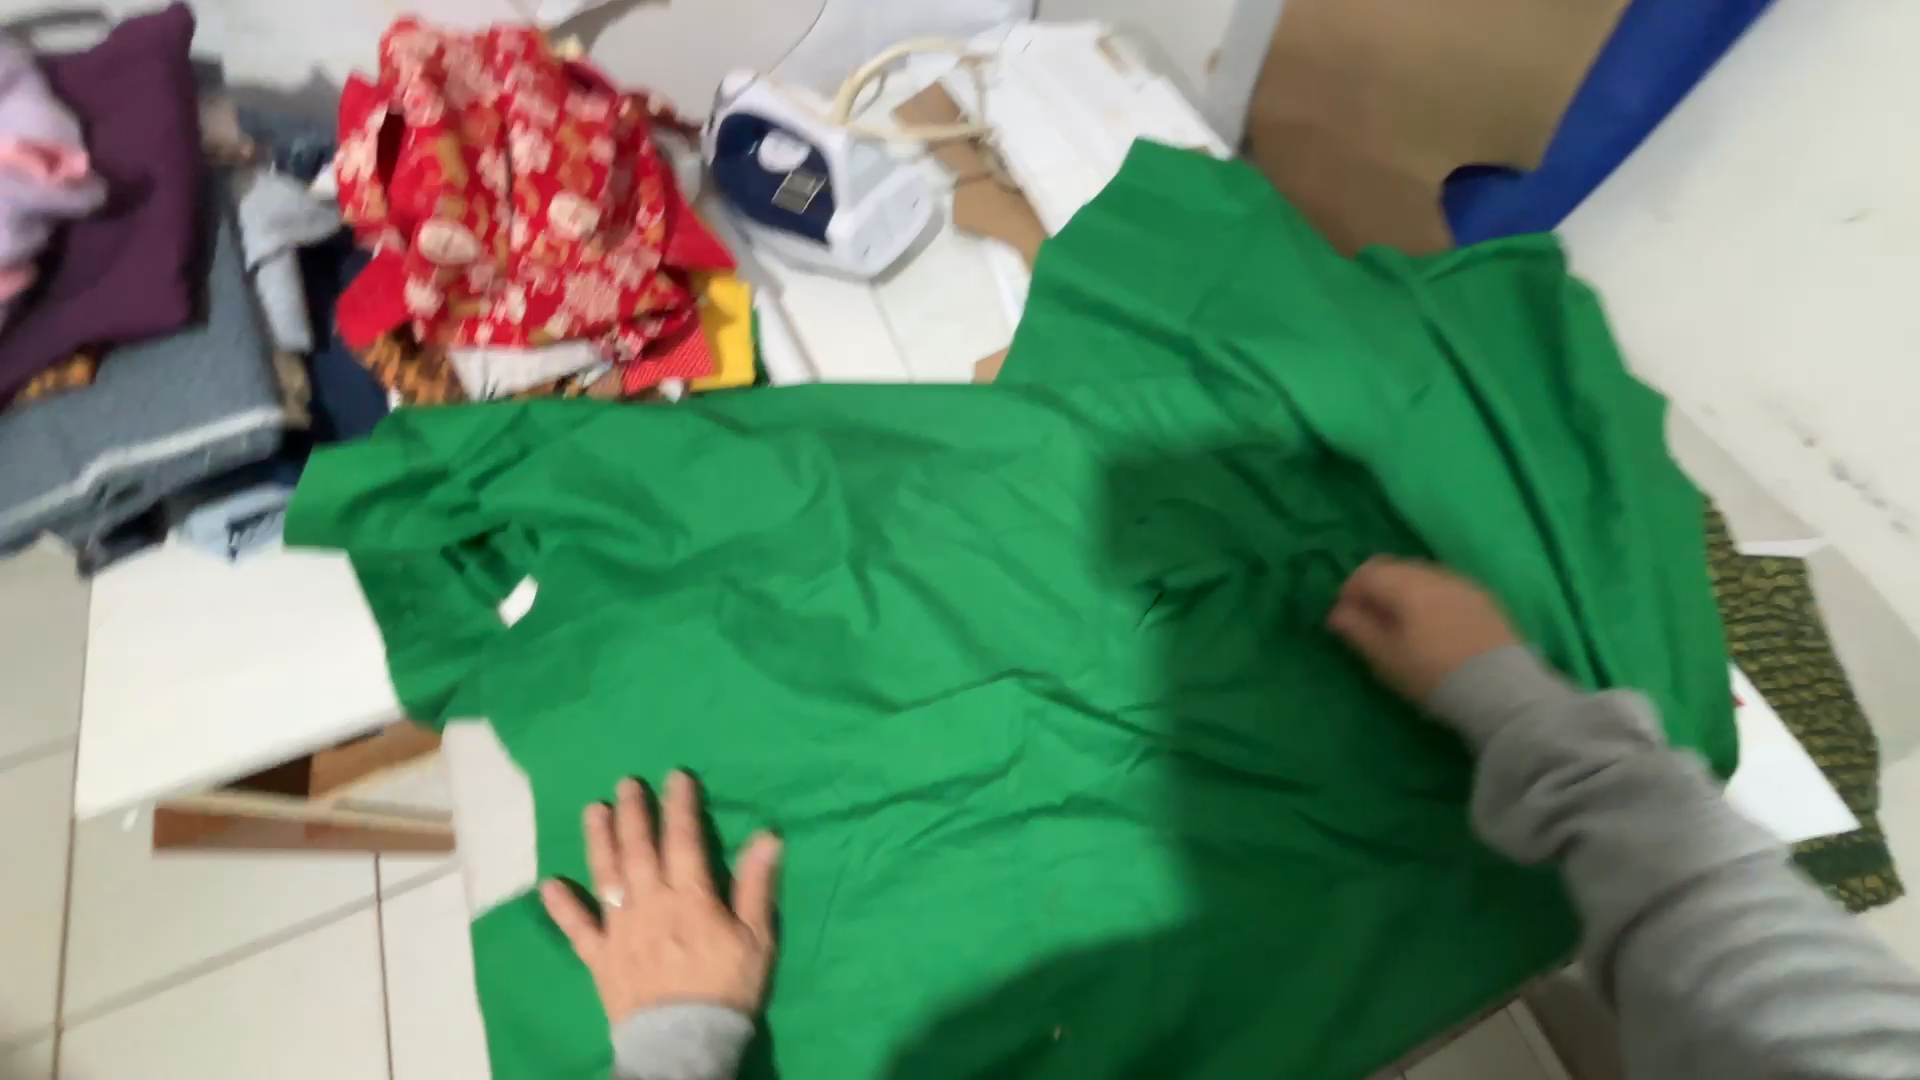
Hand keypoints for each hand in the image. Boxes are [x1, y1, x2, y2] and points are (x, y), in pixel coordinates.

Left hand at [541, 771, 781, 1025]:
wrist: (684, 1048)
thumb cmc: (727, 987)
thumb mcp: (756, 936)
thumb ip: (757, 885)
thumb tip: (767, 835)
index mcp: (690, 898)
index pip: (684, 840)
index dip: (680, 806)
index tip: (676, 777)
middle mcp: (650, 905)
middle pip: (640, 851)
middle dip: (634, 813)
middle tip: (626, 783)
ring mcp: (620, 932)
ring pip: (607, 878)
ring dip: (600, 842)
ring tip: (593, 810)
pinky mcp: (600, 959)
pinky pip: (577, 930)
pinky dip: (562, 907)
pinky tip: (549, 884)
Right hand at [1326, 556, 1519, 702]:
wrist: (1502, 691)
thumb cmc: (1430, 672)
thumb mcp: (1383, 656)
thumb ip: (1355, 628)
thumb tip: (1337, 613)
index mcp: (1405, 585)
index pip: (1365, 573)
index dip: (1348, 593)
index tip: (1347, 620)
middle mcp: (1433, 575)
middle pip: (1392, 568)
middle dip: (1375, 589)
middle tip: (1372, 621)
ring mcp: (1463, 585)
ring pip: (1420, 575)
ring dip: (1403, 592)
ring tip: (1404, 625)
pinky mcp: (1485, 600)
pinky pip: (1445, 587)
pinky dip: (1429, 598)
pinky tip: (1433, 626)